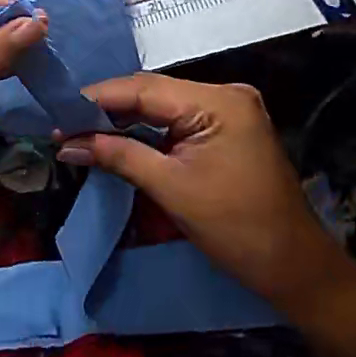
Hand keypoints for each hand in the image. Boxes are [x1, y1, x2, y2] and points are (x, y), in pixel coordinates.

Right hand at [57, 72, 338, 304]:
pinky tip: (116, 136)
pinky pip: (176, 119)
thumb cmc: (235, 229)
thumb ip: (117, 155)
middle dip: (107, 109)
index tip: (59, 112)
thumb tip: (67, 146)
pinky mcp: (225, 127)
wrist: (295, 268)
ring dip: (124, 118)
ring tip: (81, 129)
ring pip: (162, 105)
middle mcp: (225, 93)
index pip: (144, 88)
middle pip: (152, 92)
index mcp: (218, 101)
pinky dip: (146, 129)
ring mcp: (228, 109)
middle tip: (65, 123)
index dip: (97, 99)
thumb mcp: (170, 188)